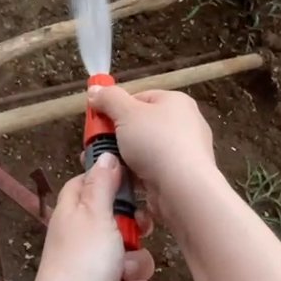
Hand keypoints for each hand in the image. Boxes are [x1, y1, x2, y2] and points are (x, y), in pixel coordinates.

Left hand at [32, 151, 156, 280]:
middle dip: (135, 230)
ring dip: (135, 266)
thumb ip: (102, 183)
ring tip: (121, 276)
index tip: (133, 182)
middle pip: (121, 219)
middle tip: (139, 230)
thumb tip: (105, 155)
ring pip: (135, 255)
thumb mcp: (94, 212)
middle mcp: (85, 236)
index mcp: (74, 210)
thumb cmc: (84, 259)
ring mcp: (99, 266)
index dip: (111, 180)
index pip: (90, 182)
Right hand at [84, 87, 220, 227]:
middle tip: (97, 145)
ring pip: (144, 151)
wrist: (183, 189)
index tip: (100, 122)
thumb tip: (95, 90)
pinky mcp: (182, 177)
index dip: (116, 108)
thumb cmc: (156, 142)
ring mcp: (185, 153)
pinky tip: (121, 181)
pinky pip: (152, 171)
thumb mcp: (126, 113)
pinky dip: (136, 175)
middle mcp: (185, 124)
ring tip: (106, 166)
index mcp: (175, 102)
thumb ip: (108, 99)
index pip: (139, 98)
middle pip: (140, 125)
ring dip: (123, 157)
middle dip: (116, 136)